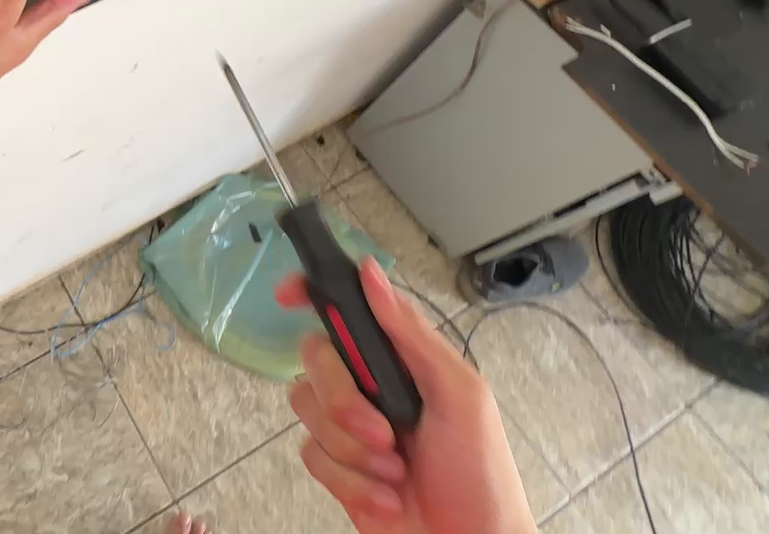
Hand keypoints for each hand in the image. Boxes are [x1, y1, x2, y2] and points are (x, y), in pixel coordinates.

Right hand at [278, 258, 534, 533]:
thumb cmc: (480, 473)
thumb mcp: (461, 395)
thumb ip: (412, 333)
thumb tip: (369, 270)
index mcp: (393, 355)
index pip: (342, 306)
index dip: (309, 290)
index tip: (287, 295)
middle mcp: (363, 380)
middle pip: (313, 355)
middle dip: (342, 399)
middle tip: (383, 433)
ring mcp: (345, 422)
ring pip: (305, 406)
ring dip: (351, 448)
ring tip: (393, 473)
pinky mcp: (334, 464)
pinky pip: (311, 454)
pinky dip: (350, 482)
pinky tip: (385, 498)